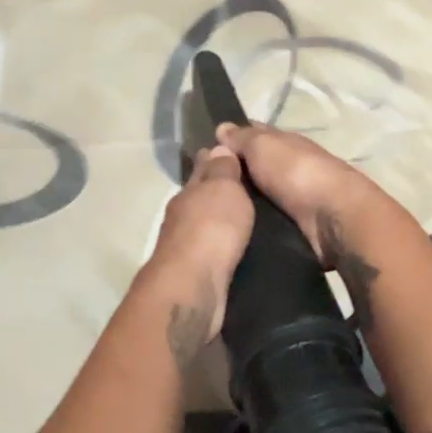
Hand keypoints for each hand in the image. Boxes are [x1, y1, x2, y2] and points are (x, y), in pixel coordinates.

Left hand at [144, 146, 252, 341]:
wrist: (193, 286)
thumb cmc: (211, 228)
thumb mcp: (223, 188)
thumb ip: (222, 169)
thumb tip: (217, 146)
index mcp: (188, 192)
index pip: (202, 168)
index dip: (214, 158)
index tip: (231, 151)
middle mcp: (182, 217)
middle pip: (201, 198)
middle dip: (218, 192)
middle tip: (249, 188)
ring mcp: (184, 247)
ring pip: (205, 226)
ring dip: (220, 223)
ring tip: (249, 221)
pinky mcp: (194, 274)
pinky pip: (212, 252)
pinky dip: (222, 247)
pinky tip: (237, 248)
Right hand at [214, 123, 385, 259]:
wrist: (333, 216)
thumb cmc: (296, 172)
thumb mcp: (264, 146)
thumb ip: (243, 138)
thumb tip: (223, 127)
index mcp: (286, 144)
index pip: (254, 136)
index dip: (230, 141)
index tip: (203, 152)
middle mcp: (291, 169)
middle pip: (255, 171)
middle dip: (231, 178)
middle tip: (198, 190)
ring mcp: (295, 200)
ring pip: (259, 199)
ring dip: (240, 205)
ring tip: (208, 216)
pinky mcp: (297, 228)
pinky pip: (268, 223)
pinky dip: (253, 225)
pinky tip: (231, 232)